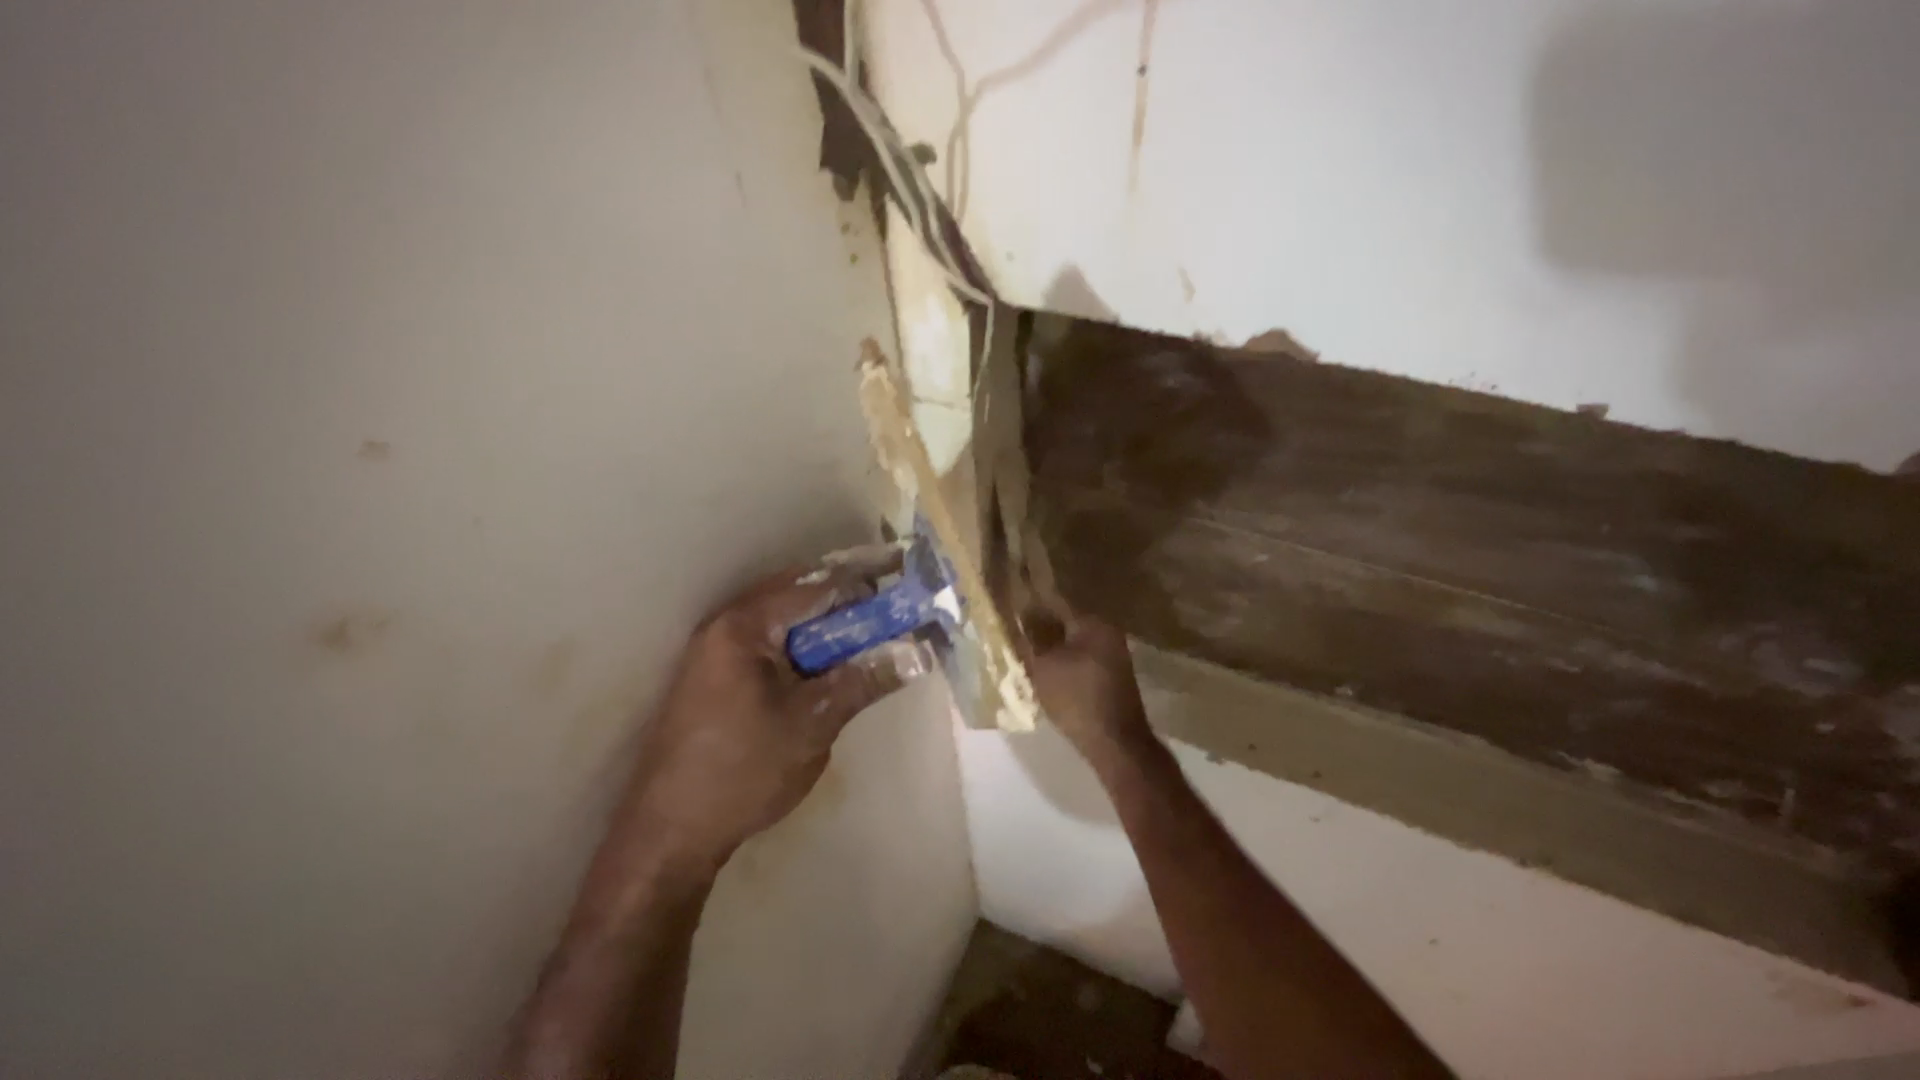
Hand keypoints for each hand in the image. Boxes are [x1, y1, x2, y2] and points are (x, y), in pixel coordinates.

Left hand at [618, 552, 930, 872]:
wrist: (671, 831)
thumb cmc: (744, 771)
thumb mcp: (813, 725)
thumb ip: (863, 680)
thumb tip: (917, 651)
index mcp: (745, 625)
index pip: (817, 587)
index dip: (865, 587)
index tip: (905, 593)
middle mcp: (725, 625)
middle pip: (798, 595)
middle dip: (847, 603)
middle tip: (892, 617)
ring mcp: (715, 651)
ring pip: (784, 621)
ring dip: (825, 627)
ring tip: (868, 642)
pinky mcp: (715, 677)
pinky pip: (769, 644)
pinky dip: (803, 647)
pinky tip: (828, 669)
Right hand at [1023, 609, 1154, 768]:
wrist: (1114, 743)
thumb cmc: (1076, 698)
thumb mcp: (1043, 667)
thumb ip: (1029, 639)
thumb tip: (1019, 617)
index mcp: (1094, 623)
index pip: (1055, 601)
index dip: (1029, 605)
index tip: (1009, 609)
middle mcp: (1108, 632)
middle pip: (1065, 621)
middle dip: (1039, 626)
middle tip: (1013, 633)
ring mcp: (1113, 654)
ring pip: (1073, 642)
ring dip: (1051, 646)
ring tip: (1025, 652)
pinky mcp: (1112, 675)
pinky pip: (1081, 658)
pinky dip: (1064, 661)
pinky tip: (1045, 670)